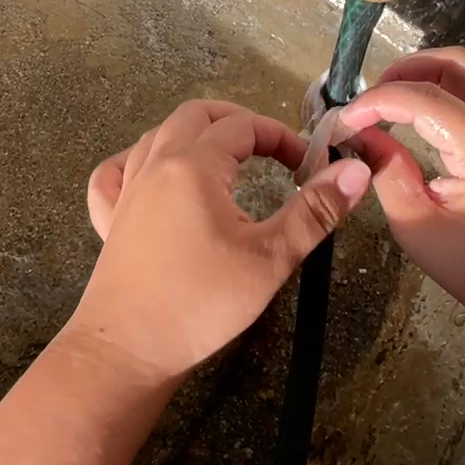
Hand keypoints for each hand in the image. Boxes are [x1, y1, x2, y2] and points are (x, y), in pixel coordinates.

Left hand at [73, 100, 372, 380]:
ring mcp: (126, 189)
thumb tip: (356, 170)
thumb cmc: (202, 303)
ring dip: (194, 134)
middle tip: (270, 150)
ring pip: (158, 135)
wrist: (127, 350)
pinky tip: (151, 176)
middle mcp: (155, 164)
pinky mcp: (109, 217)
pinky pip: (114, 171)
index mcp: (194, 165)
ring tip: (224, 160)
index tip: (306, 165)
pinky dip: (136, 161)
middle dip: (238, 122)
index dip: (280, 136)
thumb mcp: (270, 258)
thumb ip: (314, 211)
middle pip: (196, 114)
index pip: (243, 125)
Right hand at [339, 48, 464, 356]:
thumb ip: (385, 171)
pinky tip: (427, 105)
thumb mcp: (416, 225)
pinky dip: (453, 82)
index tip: (347, 118)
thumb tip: (360, 132)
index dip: (380, 100)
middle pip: (459, 65)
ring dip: (432, 70)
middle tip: (371, 96)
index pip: (428, 100)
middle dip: (408, 70)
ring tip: (395, 95)